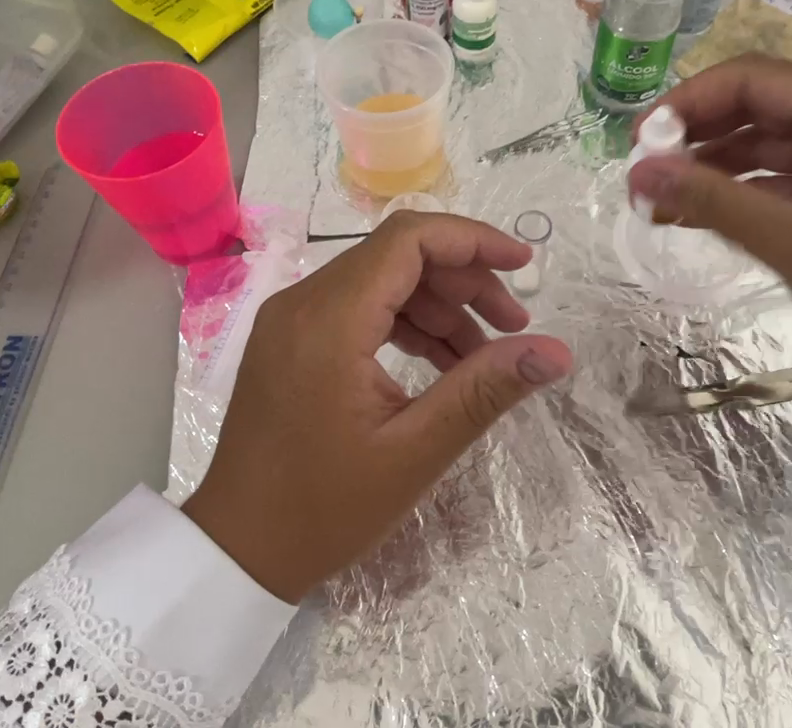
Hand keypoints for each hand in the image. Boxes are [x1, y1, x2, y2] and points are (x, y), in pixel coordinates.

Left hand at [180, 212, 573, 602]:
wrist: (236, 552)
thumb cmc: (322, 510)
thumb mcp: (415, 452)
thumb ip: (485, 390)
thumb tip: (556, 352)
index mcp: (329, 320)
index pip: (409, 240)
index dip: (473, 241)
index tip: (524, 264)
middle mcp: (304, 302)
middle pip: (398, 256)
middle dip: (464, 280)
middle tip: (513, 325)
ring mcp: (293, 320)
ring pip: (382, 280)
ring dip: (439, 305)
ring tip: (485, 354)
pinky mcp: (292, 340)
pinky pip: (360, 309)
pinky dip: (407, 324)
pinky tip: (442, 364)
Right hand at [626, 54, 791, 362]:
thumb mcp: (790, 242)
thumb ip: (709, 200)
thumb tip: (636, 173)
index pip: (748, 77)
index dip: (685, 103)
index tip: (639, 141)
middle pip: (756, 103)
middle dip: (696, 135)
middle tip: (646, 172)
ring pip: (768, 138)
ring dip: (715, 165)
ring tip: (662, 198)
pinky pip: (788, 168)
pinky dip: (747, 186)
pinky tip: (704, 210)